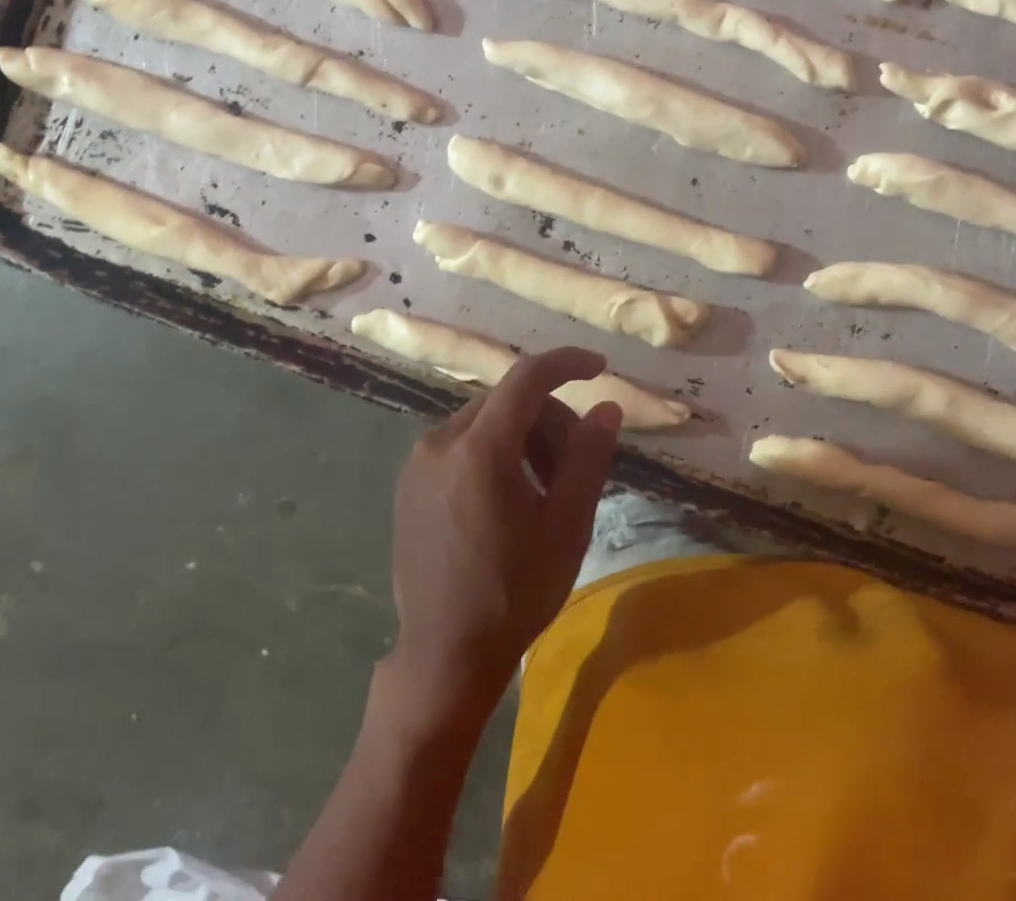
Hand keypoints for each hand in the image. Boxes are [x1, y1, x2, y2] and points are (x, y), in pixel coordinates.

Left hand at [387, 349, 622, 694]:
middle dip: (551, 420)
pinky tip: (509, 500)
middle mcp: (439, 443)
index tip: (599, 368)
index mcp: (480, 450)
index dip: (566, 363)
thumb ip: (588, 458)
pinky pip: (460, 447)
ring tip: (545, 491)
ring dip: (523, 438)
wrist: (445, 651)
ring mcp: (417, 464)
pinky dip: (494, 454)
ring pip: (484, 424)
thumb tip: (607, 408)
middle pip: (507, 403)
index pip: (527, 378)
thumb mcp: (567, 526)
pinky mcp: (408, 485)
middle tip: (576, 468)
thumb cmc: (515, 592)